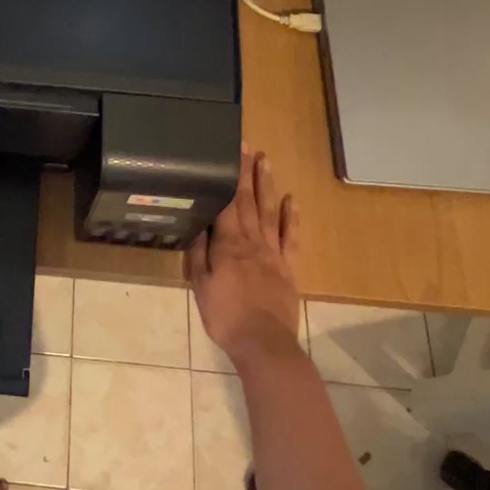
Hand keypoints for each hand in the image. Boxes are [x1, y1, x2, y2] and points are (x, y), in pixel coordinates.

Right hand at [188, 147, 302, 367]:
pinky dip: (291, 217)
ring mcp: (273, 254)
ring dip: (267, 185)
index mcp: (228, 244)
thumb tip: (197, 223)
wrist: (263, 343)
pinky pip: (290, 238)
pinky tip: (291, 200)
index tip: (231, 152)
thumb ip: (198, 253)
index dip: (229, 176)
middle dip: (247, 172)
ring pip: (270, 213)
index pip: (228, 203)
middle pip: (249, 202)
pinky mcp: (288, 268)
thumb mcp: (200, 285)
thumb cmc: (225, 315)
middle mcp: (253, 242)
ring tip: (266, 161)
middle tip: (248, 146)